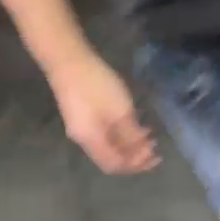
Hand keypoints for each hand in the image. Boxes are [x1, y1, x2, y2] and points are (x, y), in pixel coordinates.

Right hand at [48, 53, 157, 173]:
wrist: (65, 55)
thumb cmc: (95, 84)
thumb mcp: (122, 112)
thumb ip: (132, 136)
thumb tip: (142, 150)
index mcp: (90, 140)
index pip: (115, 165)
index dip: (137, 165)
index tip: (154, 156)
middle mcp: (82, 139)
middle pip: (112, 158)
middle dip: (136, 157)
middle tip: (154, 149)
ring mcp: (80, 127)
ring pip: (109, 147)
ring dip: (130, 146)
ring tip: (149, 137)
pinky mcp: (81, 117)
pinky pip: (104, 135)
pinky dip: (122, 136)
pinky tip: (135, 128)